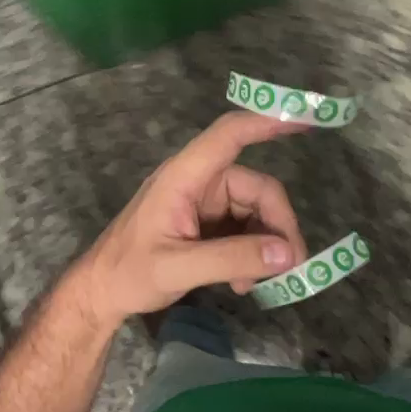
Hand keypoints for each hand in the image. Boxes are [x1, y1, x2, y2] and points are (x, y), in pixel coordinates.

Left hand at [59, 112, 309, 326]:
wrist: (101, 292)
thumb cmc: (128, 273)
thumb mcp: (178, 268)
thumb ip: (231, 259)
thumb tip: (286, 254)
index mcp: (183, 176)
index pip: (230, 134)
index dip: (269, 122)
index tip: (308, 119)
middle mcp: (197, 182)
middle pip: (257, 188)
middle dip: (279, 226)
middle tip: (290, 268)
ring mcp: (203, 203)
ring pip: (256, 212)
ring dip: (265, 247)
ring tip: (255, 285)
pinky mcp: (206, 224)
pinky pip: (244, 230)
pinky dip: (251, 255)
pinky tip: (242, 284)